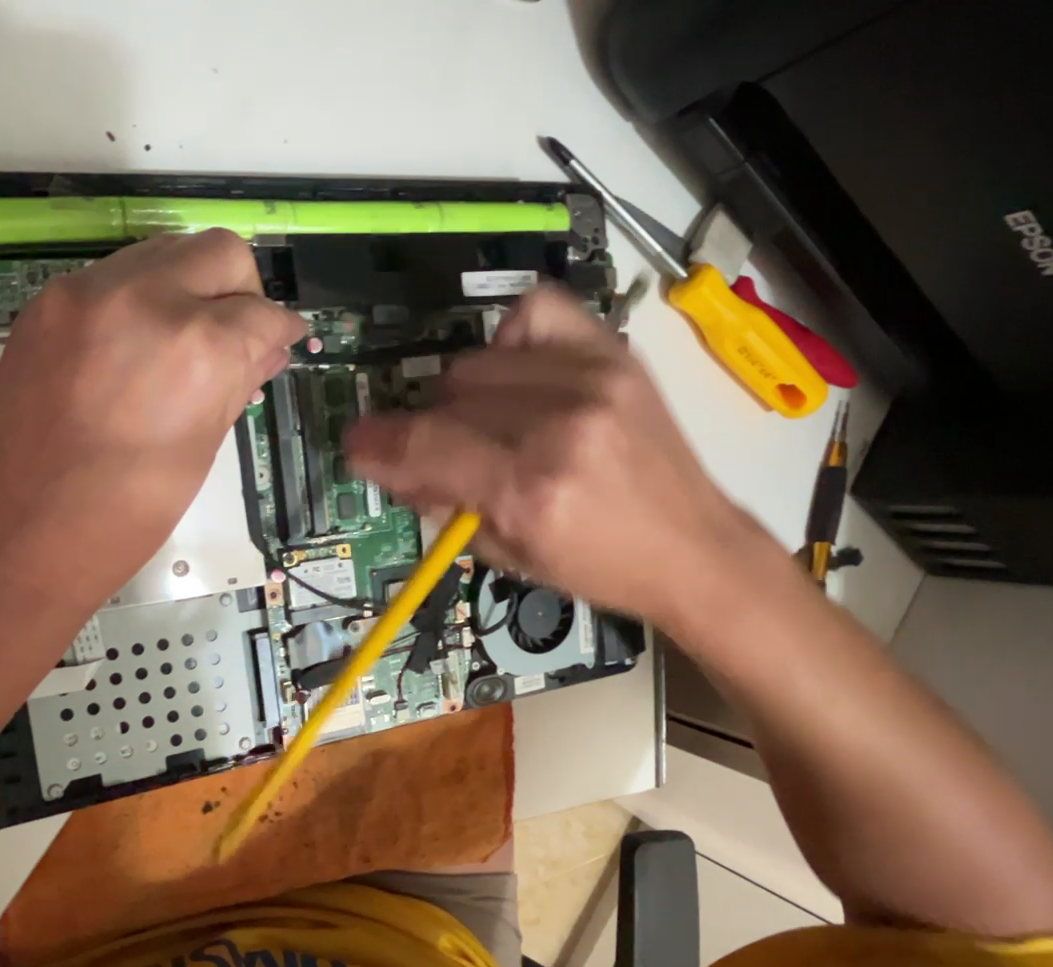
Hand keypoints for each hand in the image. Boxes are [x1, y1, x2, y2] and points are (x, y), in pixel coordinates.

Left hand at [0, 229, 304, 606]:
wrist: (18, 534)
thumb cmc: (122, 516)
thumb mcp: (199, 451)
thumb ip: (236, 385)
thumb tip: (263, 352)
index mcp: (197, 348)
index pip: (261, 313)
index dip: (280, 331)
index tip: (280, 343)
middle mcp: (145, 299)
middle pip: (218, 252)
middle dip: (240, 290)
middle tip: (236, 336)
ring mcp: (87, 294)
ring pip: (164, 252)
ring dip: (188, 285)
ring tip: (184, 341)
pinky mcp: (47, 303)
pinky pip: (114, 276)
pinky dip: (140, 299)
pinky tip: (136, 348)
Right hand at [343, 284, 770, 628]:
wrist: (694, 549)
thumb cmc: (599, 567)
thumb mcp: (509, 556)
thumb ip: (443, 504)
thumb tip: (390, 462)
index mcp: (531, 490)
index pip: (426, 446)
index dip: (378, 444)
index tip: (358, 446)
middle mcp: (559, 426)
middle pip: (446, 398)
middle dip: (423, 429)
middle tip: (434, 454)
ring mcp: (592, 381)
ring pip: (478, 361)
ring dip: (461, 395)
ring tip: (480, 421)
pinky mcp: (615, 356)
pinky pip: (535, 312)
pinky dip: (508, 336)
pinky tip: (514, 369)